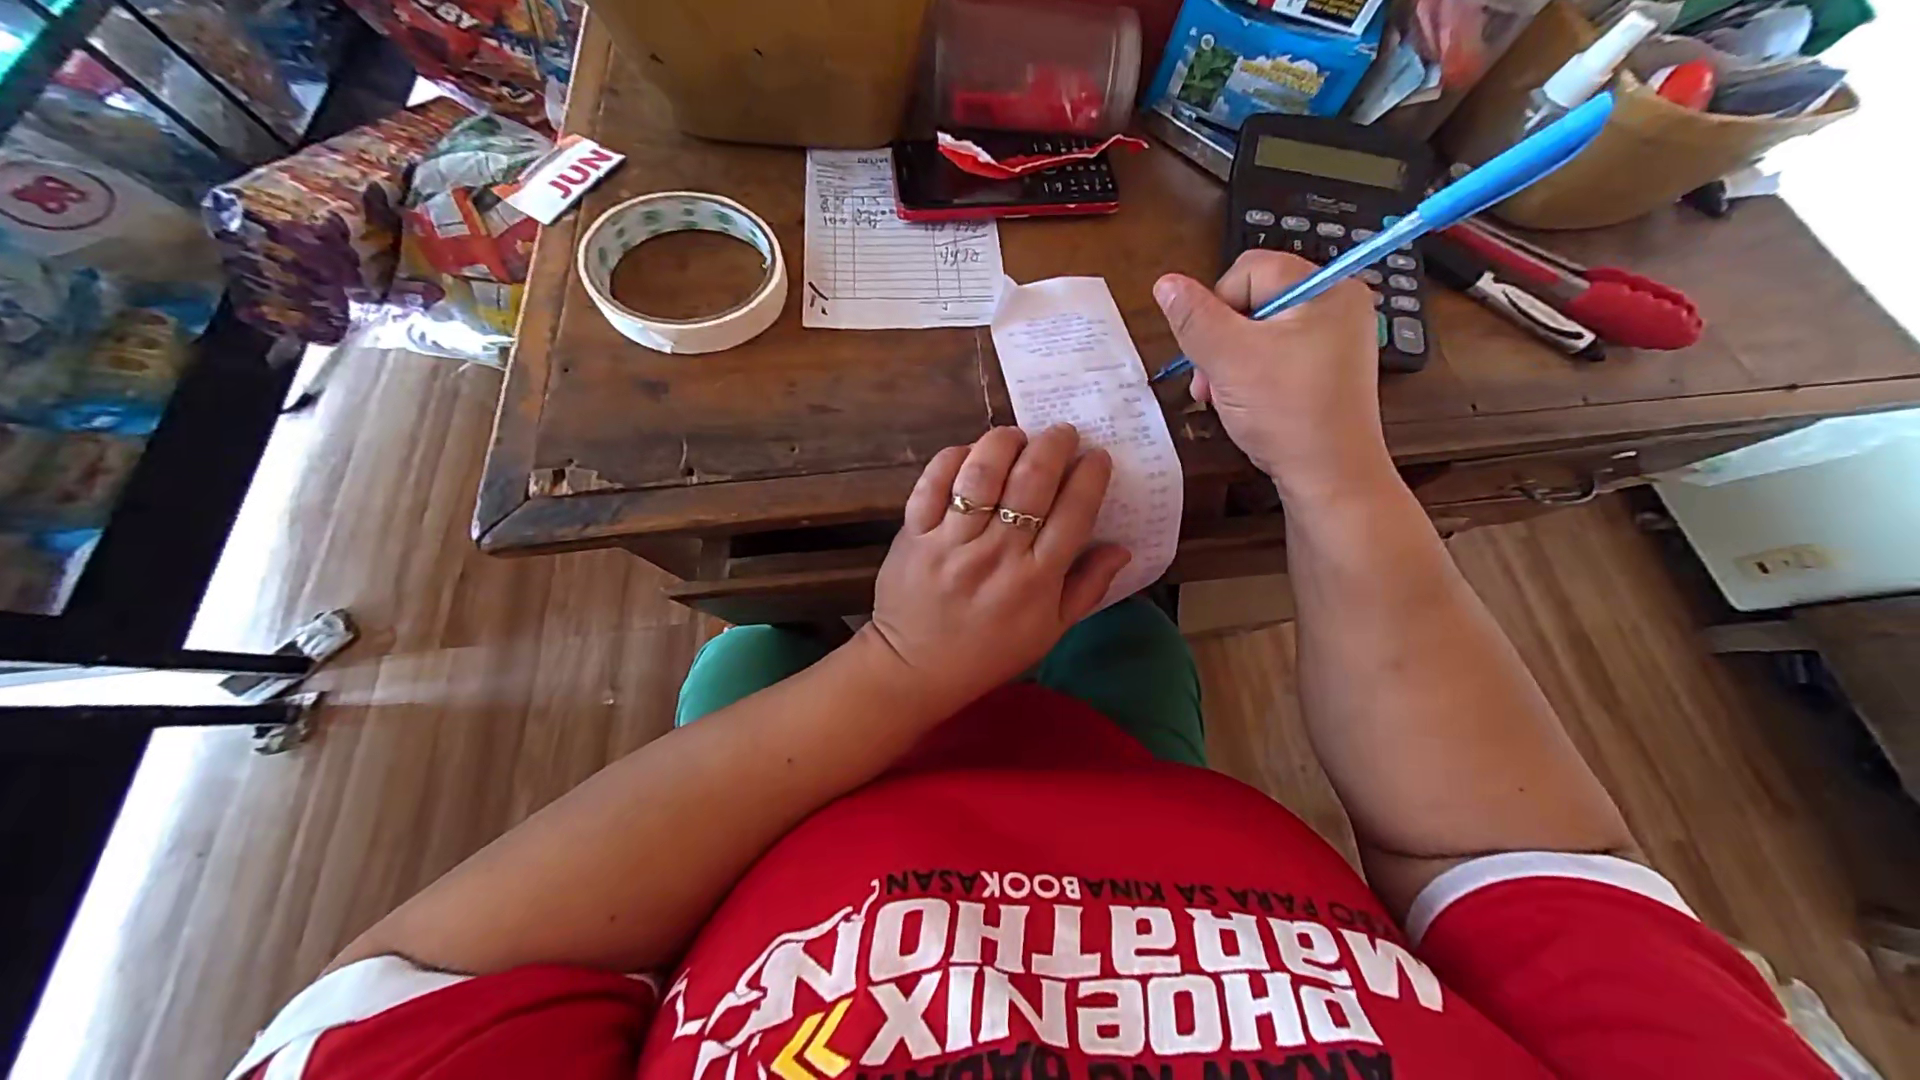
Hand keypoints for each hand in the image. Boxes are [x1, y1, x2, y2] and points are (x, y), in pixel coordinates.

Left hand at [862, 424, 1131, 712]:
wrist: (915, 668)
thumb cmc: (990, 653)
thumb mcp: (1050, 632)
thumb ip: (1087, 588)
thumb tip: (1123, 547)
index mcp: (1036, 580)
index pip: (1073, 512)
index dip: (1090, 476)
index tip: (1096, 457)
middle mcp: (996, 554)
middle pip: (1032, 481)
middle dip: (1054, 445)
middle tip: (1062, 434)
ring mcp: (951, 541)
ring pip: (982, 473)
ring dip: (1006, 442)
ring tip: (1017, 437)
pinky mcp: (914, 533)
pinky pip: (933, 482)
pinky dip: (954, 458)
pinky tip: (971, 453)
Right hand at [1154, 250, 1397, 506]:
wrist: (1330, 474)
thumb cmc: (1288, 414)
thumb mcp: (1229, 360)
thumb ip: (1194, 318)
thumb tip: (1166, 283)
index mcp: (1324, 287)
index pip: (1248, 270)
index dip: (1216, 307)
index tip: (1210, 351)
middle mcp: (1336, 303)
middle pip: (1252, 300)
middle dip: (1220, 339)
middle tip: (1211, 379)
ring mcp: (1334, 337)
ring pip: (1259, 331)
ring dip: (1229, 361)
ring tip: (1222, 395)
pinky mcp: (1326, 367)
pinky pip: (1276, 354)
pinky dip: (1251, 373)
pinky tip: (1243, 400)